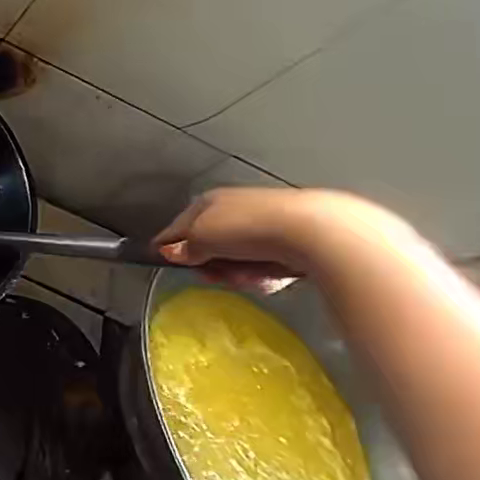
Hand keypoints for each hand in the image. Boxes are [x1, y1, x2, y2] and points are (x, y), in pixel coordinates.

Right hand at [154, 187, 390, 281]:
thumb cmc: (248, 228)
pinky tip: (271, 276)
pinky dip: (263, 273)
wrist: (314, 232)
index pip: (178, 226)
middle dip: (211, 266)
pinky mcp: (288, 242)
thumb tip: (170, 252)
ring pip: (236, 259)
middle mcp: (234, 209)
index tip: (166, 263)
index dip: (169, 246)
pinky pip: (263, 264)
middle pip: (209, 247)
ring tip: (250, 277)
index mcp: (209, 202)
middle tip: (217, 275)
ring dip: (238, 273)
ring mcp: (263, 225)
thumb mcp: (200, 237)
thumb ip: (182, 247)